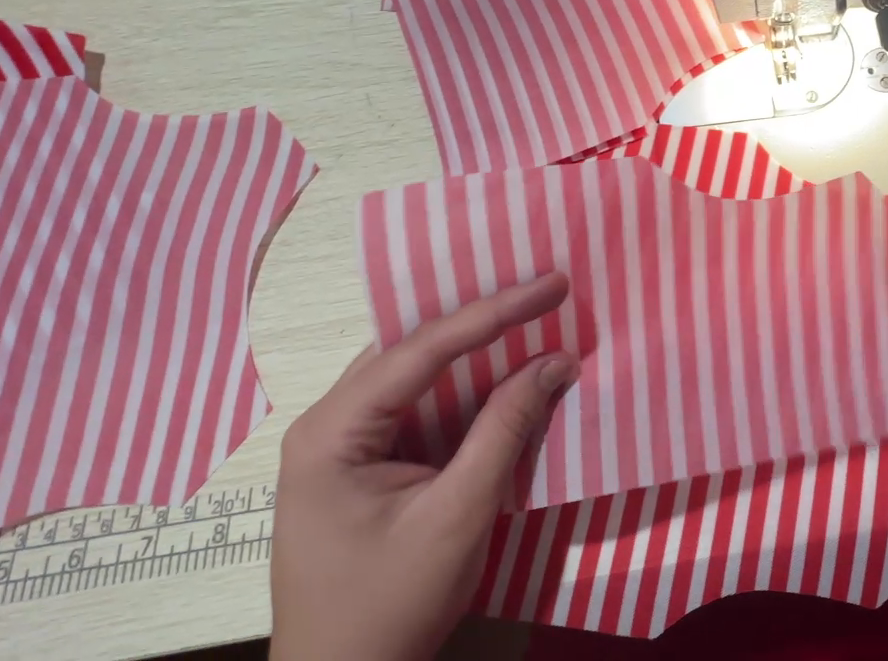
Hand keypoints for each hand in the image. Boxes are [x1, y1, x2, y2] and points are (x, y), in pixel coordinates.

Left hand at [269, 274, 578, 660]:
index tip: (550, 284)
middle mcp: (330, 422)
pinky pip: (423, 405)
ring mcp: (346, 443)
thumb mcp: (458, 514)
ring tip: (533, 315)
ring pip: (419, 372)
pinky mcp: (369, 463)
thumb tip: (557, 360)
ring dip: (479, 349)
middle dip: (483, 317)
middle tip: (544, 289)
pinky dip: (469, 386)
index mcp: (332, 431)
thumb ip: (506, 429)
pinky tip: (505, 370)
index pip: (421, 349)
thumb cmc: (390, 604)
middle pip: (414, 348)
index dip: (493, 311)